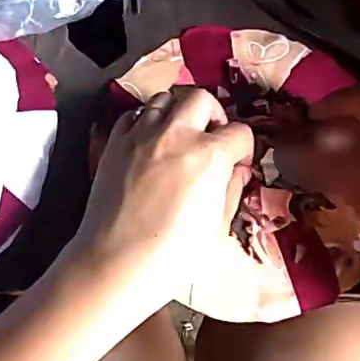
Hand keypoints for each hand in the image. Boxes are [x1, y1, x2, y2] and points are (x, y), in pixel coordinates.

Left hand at [71, 87, 255, 308]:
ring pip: (164, 98)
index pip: (239, 132)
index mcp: (209, 156)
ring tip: (180, 134)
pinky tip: (150, 140)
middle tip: (212, 135)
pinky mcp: (115, 144)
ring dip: (178, 112)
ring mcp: (141, 136)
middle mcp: (176, 136)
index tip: (238, 159)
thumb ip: (231, 191)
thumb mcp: (217, 227)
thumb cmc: (172, 255)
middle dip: (213, 114)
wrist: (118, 261)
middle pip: (201, 98)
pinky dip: (145, 121)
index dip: (244, 147)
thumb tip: (236, 172)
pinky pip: (133, 115)